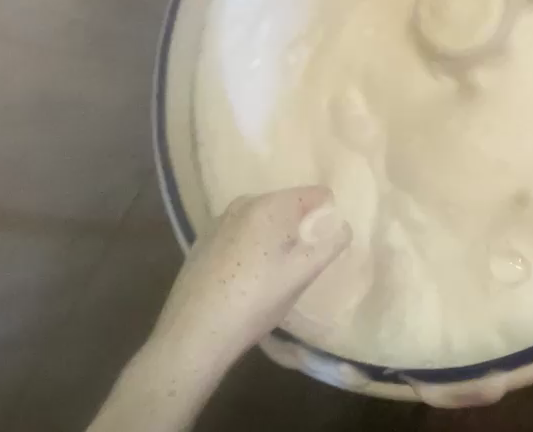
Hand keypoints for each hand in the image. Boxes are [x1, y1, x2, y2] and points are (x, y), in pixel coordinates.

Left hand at [150, 187, 352, 374]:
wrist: (190, 339)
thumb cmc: (254, 301)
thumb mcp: (303, 274)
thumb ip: (331, 243)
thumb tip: (342, 226)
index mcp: (270, 204)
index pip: (317, 194)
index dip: (326, 219)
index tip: (318, 250)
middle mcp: (243, 203)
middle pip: (289, 206)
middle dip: (299, 229)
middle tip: (295, 267)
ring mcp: (218, 222)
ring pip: (264, 221)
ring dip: (274, 240)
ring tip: (269, 277)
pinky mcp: (201, 243)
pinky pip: (241, 235)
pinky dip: (250, 249)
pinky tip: (242, 281)